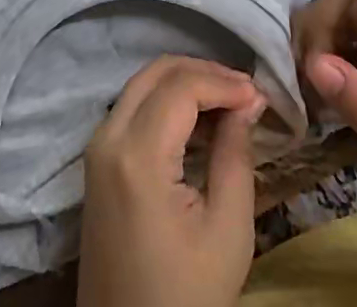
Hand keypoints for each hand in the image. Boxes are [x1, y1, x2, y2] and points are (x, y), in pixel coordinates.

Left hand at [78, 56, 266, 306]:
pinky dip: (166, 101)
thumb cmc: (186, 292)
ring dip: (185, 83)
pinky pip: (132, 108)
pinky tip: (199, 120)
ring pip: (141, 85)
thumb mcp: (227, 228)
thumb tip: (247, 101)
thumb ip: (235, 154)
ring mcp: (96, 149)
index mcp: (137, 155)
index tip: (259, 95)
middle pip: (155, 73)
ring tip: (229, 101)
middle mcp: (107, 138)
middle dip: (203, 71)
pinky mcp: (97, 163)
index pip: (181, 86)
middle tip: (244, 90)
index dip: (223, 81)